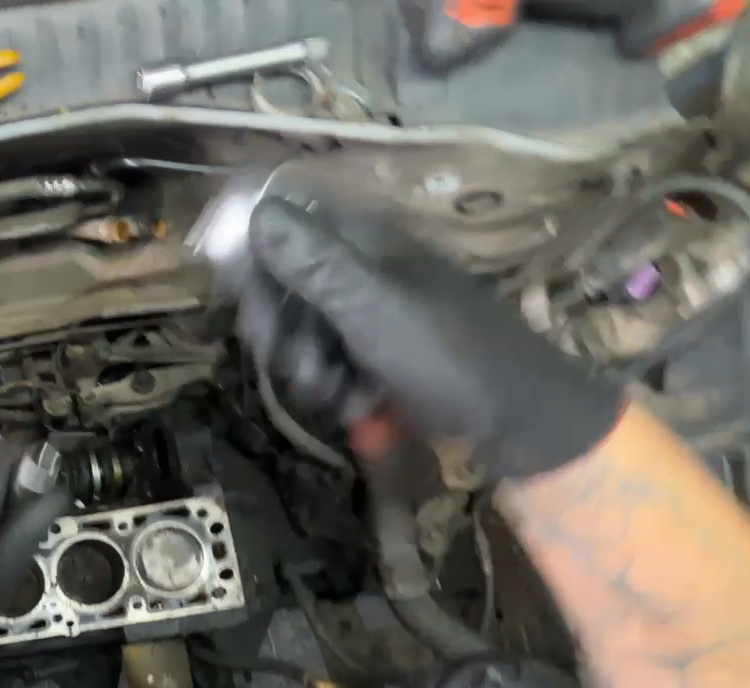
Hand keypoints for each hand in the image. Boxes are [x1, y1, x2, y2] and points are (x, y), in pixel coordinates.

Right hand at [237, 198, 622, 478]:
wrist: (511, 416)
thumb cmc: (446, 353)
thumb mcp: (371, 307)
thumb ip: (314, 263)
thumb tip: (258, 210)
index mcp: (364, 240)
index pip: (283, 223)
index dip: (250, 257)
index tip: (238, 299)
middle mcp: (360, 267)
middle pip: (281, 284)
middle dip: (277, 330)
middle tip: (285, 362)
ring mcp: (365, 310)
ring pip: (298, 330)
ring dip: (305, 368)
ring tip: (335, 391)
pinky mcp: (371, 349)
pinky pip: (325, 360)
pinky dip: (331, 385)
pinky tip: (356, 401)